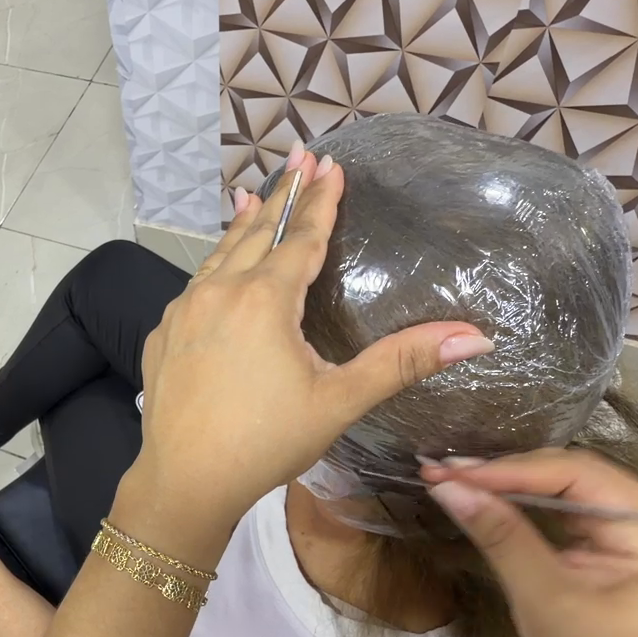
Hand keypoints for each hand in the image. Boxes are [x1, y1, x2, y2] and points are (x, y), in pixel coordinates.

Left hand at [127, 147, 492, 532]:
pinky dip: (211, 266)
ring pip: (218, 256)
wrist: (183, 481)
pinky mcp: (162, 336)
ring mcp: (183, 313)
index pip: (301, 239)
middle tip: (297, 155)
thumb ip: (401, 362)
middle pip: (256, 233)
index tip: (332, 165)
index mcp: (264, 300)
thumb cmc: (265, 442)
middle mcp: (219, 293)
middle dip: (282, 193)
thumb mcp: (338, 402)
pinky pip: (193, 287)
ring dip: (240, 226)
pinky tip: (213, 269)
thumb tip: (476, 337)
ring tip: (250, 196)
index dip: (322, 202)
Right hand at [421, 449, 637, 636]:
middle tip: (441, 474)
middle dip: (502, 473)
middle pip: (567, 470)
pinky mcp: (615, 520)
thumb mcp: (545, 599)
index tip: (448, 474)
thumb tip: (448, 489)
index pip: (574, 474)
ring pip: (560, 477)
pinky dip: (519, 494)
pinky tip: (483, 491)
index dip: (507, 471)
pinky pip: (561, 494)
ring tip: (453, 479)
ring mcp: (637, 509)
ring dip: (505, 480)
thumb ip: (501, 538)